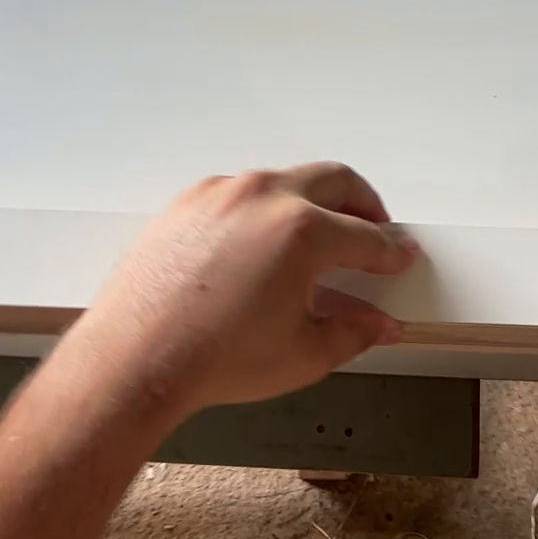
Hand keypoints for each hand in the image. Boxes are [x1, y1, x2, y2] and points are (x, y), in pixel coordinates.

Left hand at [61, 162, 415, 417]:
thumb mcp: (303, 354)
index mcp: (303, 230)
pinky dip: (265, 210)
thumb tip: (381, 326)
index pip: (366, 236)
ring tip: (318, 237)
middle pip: (334, 180)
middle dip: (364, 203)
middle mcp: (263, 196)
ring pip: (284, 181)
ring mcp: (219, 194)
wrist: (137, 357)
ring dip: (312, 202)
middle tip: (374, 228)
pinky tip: (261, 245)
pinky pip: (239, 194)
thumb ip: (354, 333)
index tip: (400, 256)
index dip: (391, 251)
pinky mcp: (186, 204)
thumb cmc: (218, 358)